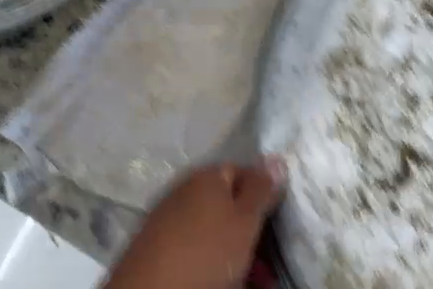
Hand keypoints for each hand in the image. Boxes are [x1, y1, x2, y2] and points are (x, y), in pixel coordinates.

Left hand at [103, 158, 285, 288]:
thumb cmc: (205, 252)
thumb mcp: (245, 221)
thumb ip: (262, 190)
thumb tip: (276, 157)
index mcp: (206, 176)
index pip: (243, 172)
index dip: (263, 195)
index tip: (278, 222)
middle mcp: (184, 191)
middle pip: (227, 206)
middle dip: (250, 232)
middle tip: (267, 260)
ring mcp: (166, 220)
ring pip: (211, 232)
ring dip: (233, 252)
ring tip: (252, 279)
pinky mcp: (154, 250)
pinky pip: (193, 249)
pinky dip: (209, 262)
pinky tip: (221, 280)